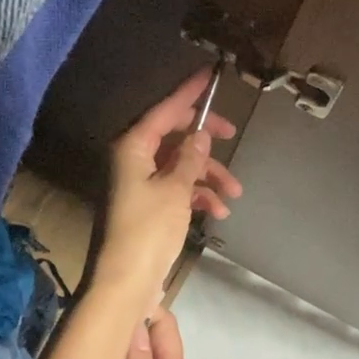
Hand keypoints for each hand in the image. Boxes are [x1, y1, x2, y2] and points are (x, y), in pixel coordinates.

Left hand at [89, 70, 243, 302]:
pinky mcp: (145, 205)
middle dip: (205, 142)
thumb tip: (201, 135)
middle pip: (174, 135)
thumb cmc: (147, 231)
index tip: (211, 75)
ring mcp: (137, 182)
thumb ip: (190, 158)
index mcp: (132, 146)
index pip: (165, 109)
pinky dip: (196, 195)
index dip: (190, 92)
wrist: (124, 283)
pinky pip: (175, 188)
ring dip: (207, 175)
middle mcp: (132, 158)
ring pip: (179, 164)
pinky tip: (217, 211)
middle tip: (232, 138)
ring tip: (233, 194)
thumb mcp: (175, 190)